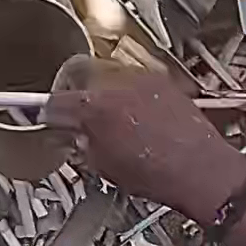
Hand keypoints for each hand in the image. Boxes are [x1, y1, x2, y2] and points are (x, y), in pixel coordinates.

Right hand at [41, 57, 245, 220]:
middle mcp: (116, 83)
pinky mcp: (161, 80)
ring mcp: (141, 77)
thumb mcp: (104, 165)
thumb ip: (80, 143)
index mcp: (95, 107)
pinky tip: (130, 115)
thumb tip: (69, 133)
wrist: (200, 170)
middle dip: (71, 90)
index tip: (44, 117)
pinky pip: (131, 79)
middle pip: (78, 72)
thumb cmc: (158, 175)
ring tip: (105, 116)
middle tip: (73, 113)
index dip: (45, 112)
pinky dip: (124, 92)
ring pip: (106, 71)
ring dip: (99, 89)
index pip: (55, 101)